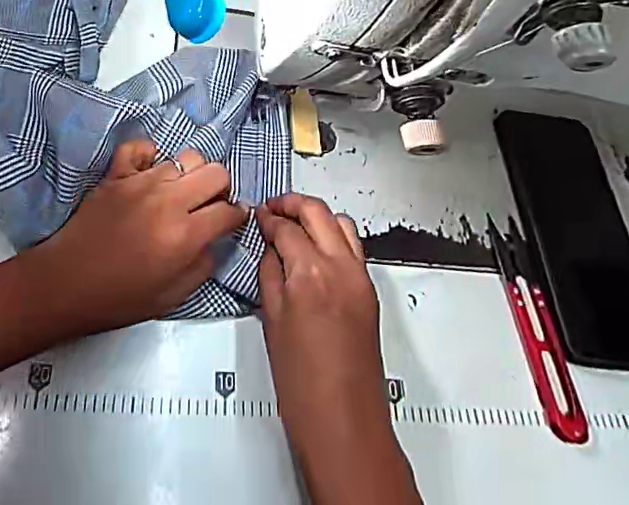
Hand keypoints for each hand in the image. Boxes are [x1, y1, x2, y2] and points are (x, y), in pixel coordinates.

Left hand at [18, 139, 247, 336]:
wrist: (69, 281)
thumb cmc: (121, 296)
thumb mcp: (173, 295)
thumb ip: (204, 264)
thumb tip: (217, 238)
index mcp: (184, 235)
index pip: (228, 210)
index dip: (237, 216)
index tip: (232, 220)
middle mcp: (167, 201)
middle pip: (215, 171)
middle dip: (220, 188)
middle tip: (209, 204)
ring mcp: (140, 182)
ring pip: (184, 157)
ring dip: (189, 175)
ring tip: (179, 193)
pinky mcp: (116, 174)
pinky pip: (141, 148)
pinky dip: (150, 155)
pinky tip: (150, 173)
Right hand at [258, 194, 417, 504]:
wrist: (343, 423)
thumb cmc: (303, 384)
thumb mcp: (271, 319)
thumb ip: (269, 273)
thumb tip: (270, 249)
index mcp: (312, 274)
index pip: (286, 227)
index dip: (267, 217)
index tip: (258, 216)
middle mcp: (342, 269)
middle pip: (317, 212)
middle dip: (292, 204)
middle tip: (272, 209)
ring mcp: (361, 280)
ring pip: (341, 223)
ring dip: (316, 216)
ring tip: (293, 224)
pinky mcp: (370, 293)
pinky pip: (352, 247)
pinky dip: (333, 236)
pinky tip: (313, 249)